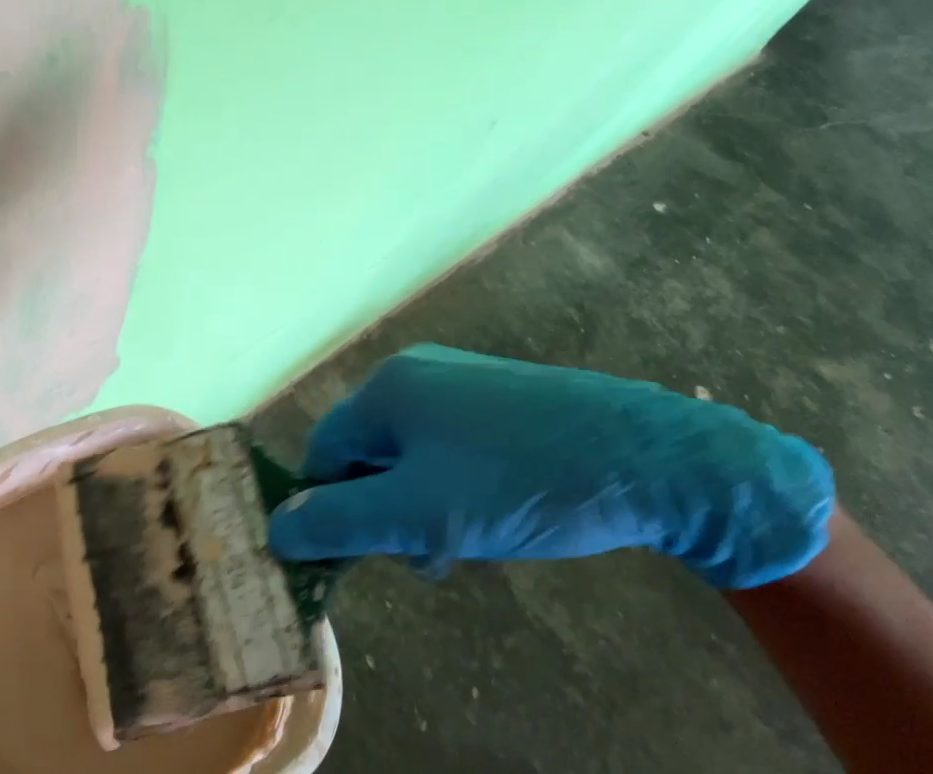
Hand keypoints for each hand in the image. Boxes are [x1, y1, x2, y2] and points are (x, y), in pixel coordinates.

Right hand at [266, 344, 833, 588]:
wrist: (657, 459)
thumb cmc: (523, 483)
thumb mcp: (420, 515)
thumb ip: (339, 523)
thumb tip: (275, 529)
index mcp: (387, 389)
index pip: (322, 453)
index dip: (330, 509)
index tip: (361, 558)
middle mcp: (416, 373)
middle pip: (367, 454)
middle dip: (385, 511)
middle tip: (427, 556)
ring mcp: (464, 383)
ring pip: (412, 456)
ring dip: (424, 507)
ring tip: (468, 544)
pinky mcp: (506, 400)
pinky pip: (454, 448)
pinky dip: (458, 488)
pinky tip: (497, 516)